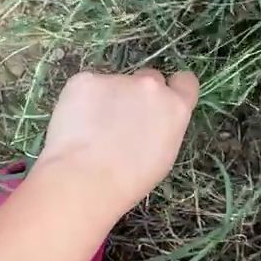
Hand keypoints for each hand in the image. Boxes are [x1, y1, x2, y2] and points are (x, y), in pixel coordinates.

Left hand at [37, 69, 198, 211]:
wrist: (87, 178)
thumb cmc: (129, 180)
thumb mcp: (162, 155)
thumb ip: (161, 126)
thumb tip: (149, 121)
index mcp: (174, 107)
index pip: (185, 81)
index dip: (172, 89)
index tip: (161, 100)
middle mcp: (150, 86)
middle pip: (147, 79)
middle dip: (137, 94)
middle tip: (119, 121)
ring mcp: (117, 79)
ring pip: (113, 84)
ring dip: (105, 99)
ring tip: (90, 131)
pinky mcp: (85, 80)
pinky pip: (85, 86)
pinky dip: (81, 101)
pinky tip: (75, 125)